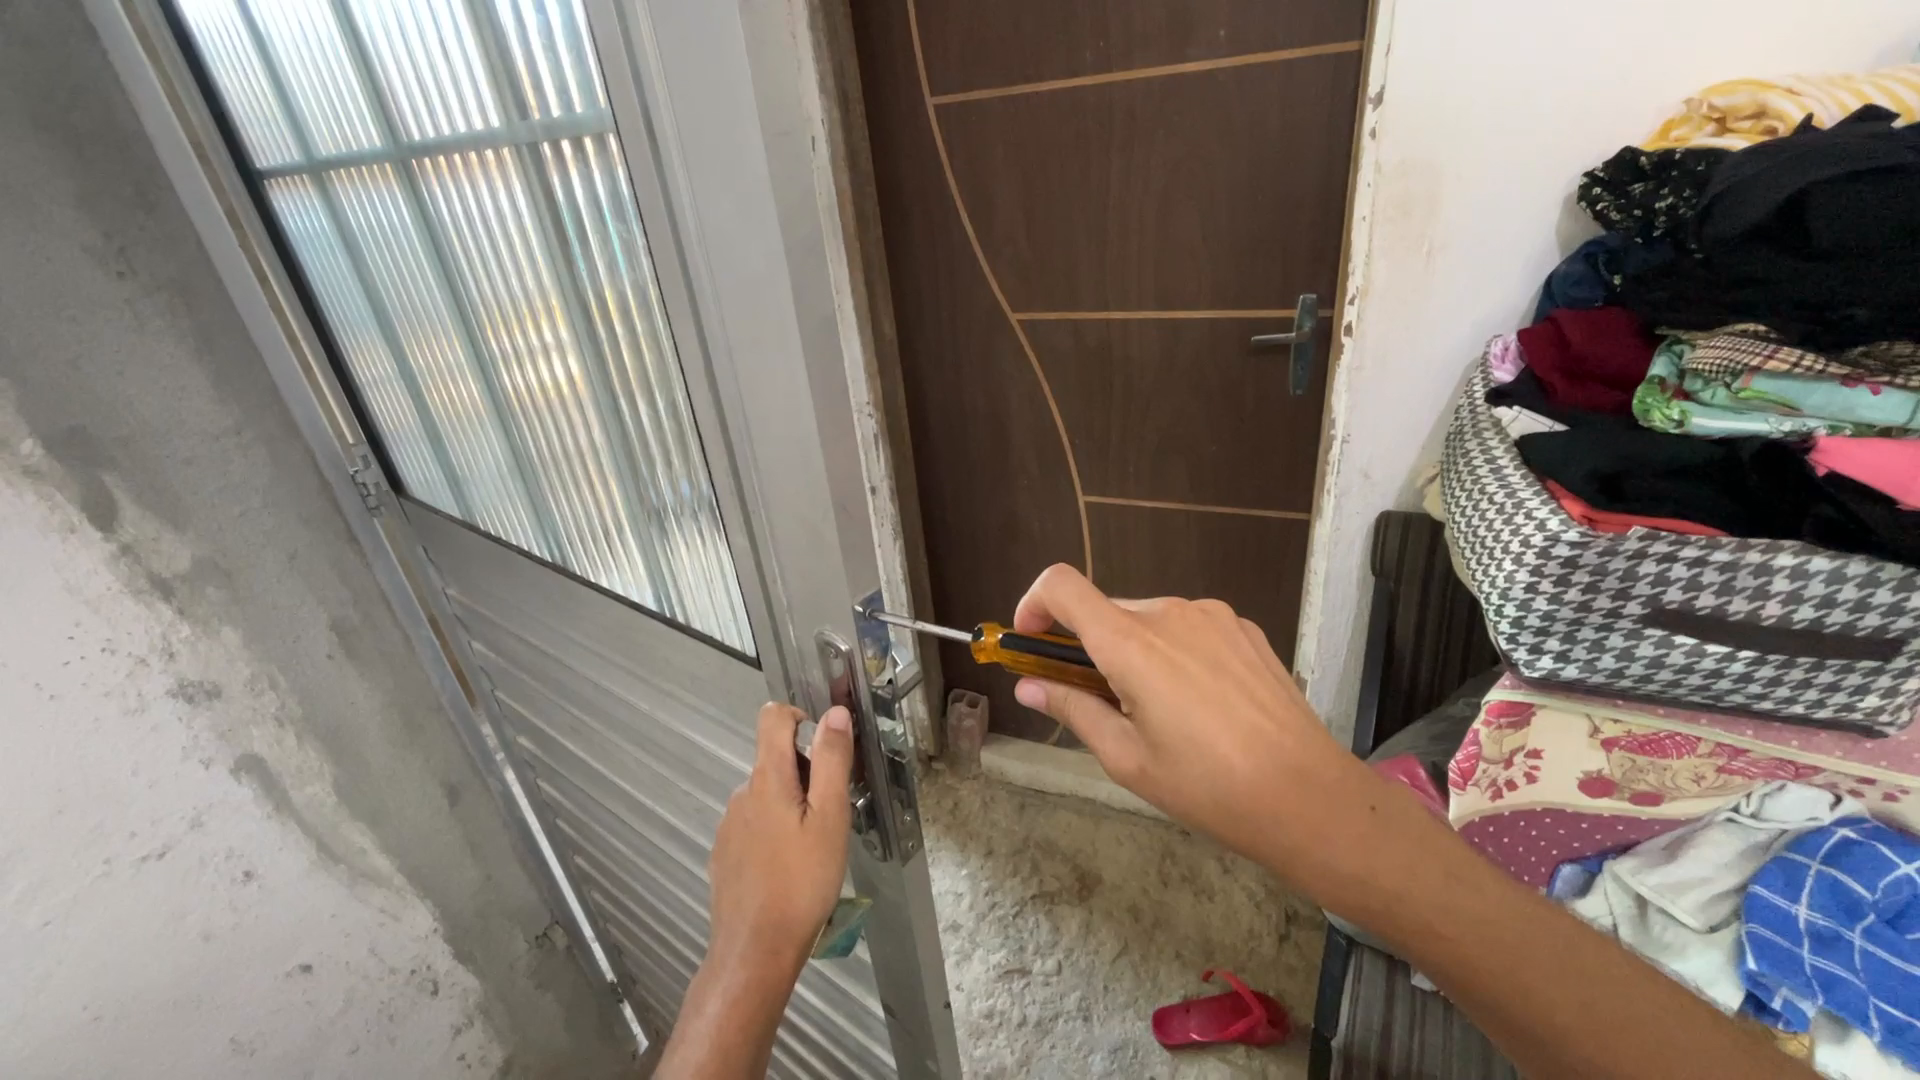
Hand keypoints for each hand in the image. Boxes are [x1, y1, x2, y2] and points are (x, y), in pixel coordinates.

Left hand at [705, 702, 854, 973]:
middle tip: (832, 815)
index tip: (825, 747)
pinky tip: (789, 870)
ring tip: (814, 848)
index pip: (773, 718)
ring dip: (790, 806)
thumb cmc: (803, 881)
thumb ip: (832, 761)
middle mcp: (742, 794)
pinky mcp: (724, 854)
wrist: (755, 950)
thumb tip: (835, 712)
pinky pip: (753, 826)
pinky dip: (773, 833)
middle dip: (805, 774)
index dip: (800, 716)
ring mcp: (729, 826)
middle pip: (774, 760)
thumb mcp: (831, 818)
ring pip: (766, 796)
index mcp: (768, 779)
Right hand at [1010, 564, 1388, 898]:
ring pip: (1148, 620)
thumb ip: (1073, 709)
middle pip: (1105, 610)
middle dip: (1087, 648)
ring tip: (1160, 713)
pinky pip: (1188, 628)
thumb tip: (1028, 685)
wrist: (1308, 795)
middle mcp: (1170, 612)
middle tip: (1099, 703)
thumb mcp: (1126, 758)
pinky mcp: (1244, 628)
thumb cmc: (1206, 786)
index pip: (1062, 585)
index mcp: (1131, 643)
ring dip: (1133, 652)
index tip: (1032, 642)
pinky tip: (1202, 705)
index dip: (1034, 604)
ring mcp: (1213, 615)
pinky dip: (1173, 653)